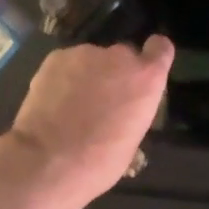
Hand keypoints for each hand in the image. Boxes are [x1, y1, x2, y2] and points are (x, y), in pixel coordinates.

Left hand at [9, 36, 172, 200]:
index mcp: (146, 78)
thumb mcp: (132, 140)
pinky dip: (62, 78)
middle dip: (114, 73)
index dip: (152, 56)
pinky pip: (66, 64)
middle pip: (122, 56)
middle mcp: (119, 57)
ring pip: (91, 61)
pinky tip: (52, 102)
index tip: (143, 70)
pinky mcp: (55, 57)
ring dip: (87, 76)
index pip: (160, 48)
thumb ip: (132, 112)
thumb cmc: (99, 161)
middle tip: (100, 100)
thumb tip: (121, 111)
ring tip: (71, 105)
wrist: (48, 160)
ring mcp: (85, 53)